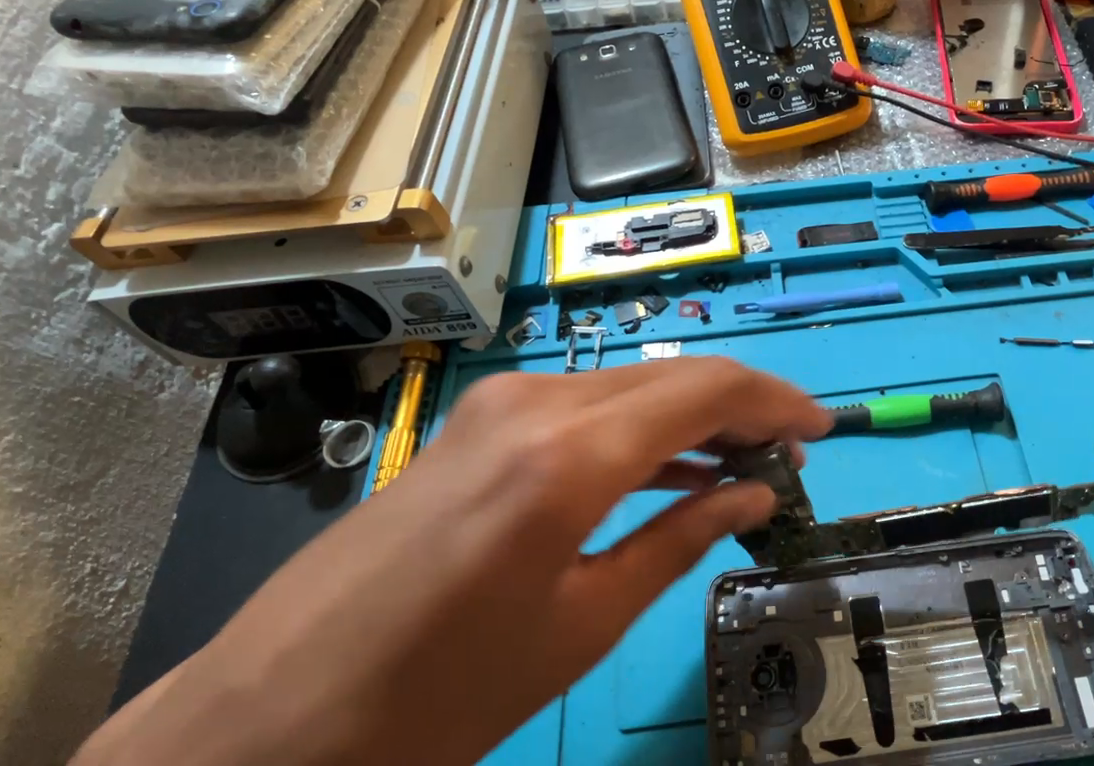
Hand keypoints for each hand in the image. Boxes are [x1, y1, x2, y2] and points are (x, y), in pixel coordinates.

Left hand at [77, 358, 832, 765]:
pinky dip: (638, 431)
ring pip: (630, 387)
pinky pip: (583, 407)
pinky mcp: (478, 422)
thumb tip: (754, 495)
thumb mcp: (583, 624)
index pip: (704, 390)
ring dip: (692, 418)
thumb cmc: (440, 693)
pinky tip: (671, 470)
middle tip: (790, 459)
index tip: (822, 430)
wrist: (271, 715)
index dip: (775, 402)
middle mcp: (538, 402)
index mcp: (570, 453)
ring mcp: (500, 404)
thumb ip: (680, 540)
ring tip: (745, 466)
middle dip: (741, 409)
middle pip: (671, 377)